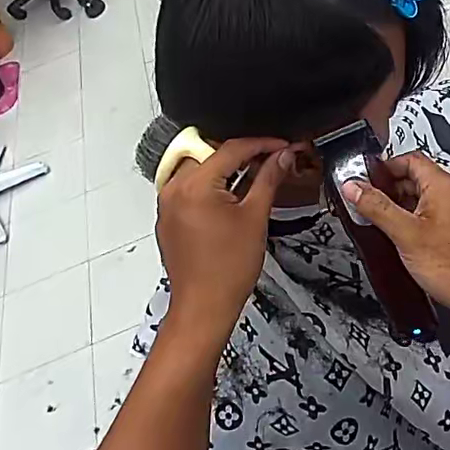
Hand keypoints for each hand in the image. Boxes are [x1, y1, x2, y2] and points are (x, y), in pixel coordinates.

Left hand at [156, 137, 289, 338]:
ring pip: (199, 167)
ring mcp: (168, 203)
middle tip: (271, 157)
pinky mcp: (169, 217)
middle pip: (211, 152)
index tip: (282, 146)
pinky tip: (235, 194)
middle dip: (242, 152)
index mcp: (195, 185)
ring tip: (256, 174)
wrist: (205, 304)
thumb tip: (282, 157)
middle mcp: (174, 189)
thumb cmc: (227, 269)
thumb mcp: (256, 216)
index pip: (231, 148)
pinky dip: (212, 183)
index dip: (262, 144)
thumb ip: (269, 179)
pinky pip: (190, 186)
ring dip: (227, 166)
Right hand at [339, 152, 449, 322]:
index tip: (364, 180)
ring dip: (401, 205)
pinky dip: (416, 219)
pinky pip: (434, 211)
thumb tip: (354, 188)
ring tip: (385, 224)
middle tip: (369, 204)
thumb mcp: (405, 235)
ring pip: (424, 195)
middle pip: (415, 176)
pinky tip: (405, 237)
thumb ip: (376, 208)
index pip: (409, 158)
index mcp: (445, 185)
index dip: (382, 167)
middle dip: (389, 189)